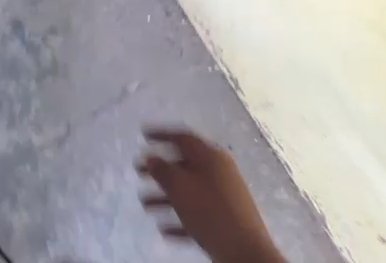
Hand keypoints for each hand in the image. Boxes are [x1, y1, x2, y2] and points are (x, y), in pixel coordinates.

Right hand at [139, 129, 285, 262]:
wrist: (245, 252)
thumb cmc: (210, 212)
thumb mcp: (180, 187)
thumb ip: (162, 170)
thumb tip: (151, 158)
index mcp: (210, 155)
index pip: (182, 137)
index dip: (161, 135)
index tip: (144, 135)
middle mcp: (219, 170)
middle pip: (184, 164)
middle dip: (160, 170)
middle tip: (139, 173)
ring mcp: (225, 194)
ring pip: (190, 189)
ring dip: (167, 196)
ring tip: (146, 205)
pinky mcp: (227, 217)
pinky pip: (199, 210)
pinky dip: (181, 216)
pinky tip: (166, 229)